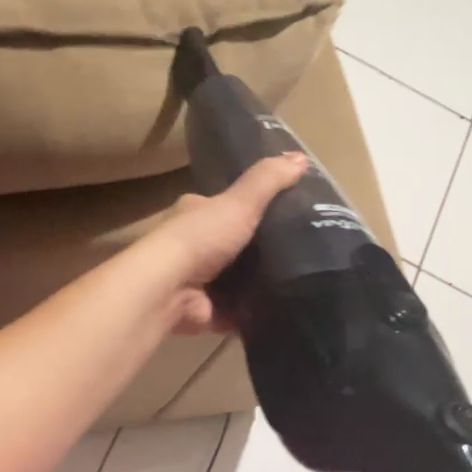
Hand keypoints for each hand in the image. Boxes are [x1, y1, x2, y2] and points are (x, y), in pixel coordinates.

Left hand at [148, 153, 307, 334]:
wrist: (168, 289)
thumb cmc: (200, 238)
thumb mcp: (240, 202)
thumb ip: (268, 181)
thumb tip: (302, 157)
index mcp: (196, 214)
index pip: (227, 206)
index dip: (254, 208)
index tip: (290, 212)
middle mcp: (193, 247)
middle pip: (234, 246)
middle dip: (262, 250)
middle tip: (304, 251)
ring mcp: (198, 283)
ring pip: (236, 281)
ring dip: (260, 283)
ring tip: (302, 280)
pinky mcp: (205, 313)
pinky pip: (236, 313)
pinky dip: (254, 313)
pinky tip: (283, 309)